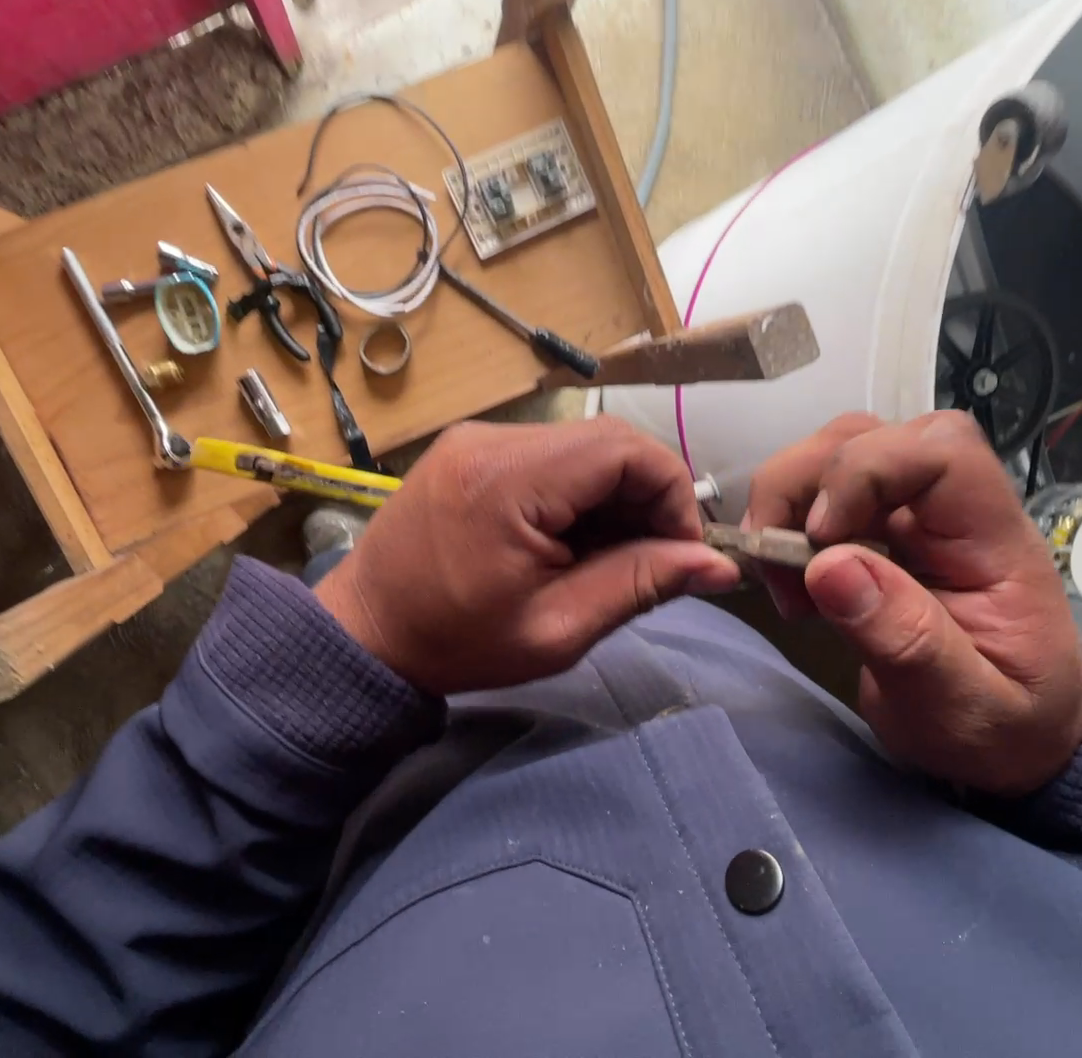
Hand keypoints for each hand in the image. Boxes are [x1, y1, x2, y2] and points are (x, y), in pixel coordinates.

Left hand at [315, 417, 742, 694]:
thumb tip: (718, 565)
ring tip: (608, 558)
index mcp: (509, 479)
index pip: (626, 449)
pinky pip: (548, 457)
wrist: (363, 635)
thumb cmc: (454, 644)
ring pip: (581, 448)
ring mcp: (476, 438)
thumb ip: (639, 584)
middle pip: (607, 443)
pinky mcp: (469, 450)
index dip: (672, 493)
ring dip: (613, 497)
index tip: (680, 551)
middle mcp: (492, 438)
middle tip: (651, 560)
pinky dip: (577, 494)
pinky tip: (571, 541)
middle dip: (647, 498)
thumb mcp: (556, 628)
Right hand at [745, 411, 1081, 795]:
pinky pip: (815, 496)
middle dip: (803, 483)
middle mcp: (948, 511)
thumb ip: (907, 640)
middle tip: (775, 558)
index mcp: (993, 540)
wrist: (1005, 741)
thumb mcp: (963, 706)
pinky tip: (786, 581)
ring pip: (833, 455)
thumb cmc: (999, 727)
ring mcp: (906, 518)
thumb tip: (829, 566)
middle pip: (869, 436)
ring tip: (778, 575)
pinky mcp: (871, 533)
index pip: (941, 451)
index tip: (818, 537)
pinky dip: (781, 526)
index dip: (866, 470)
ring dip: (784, 502)